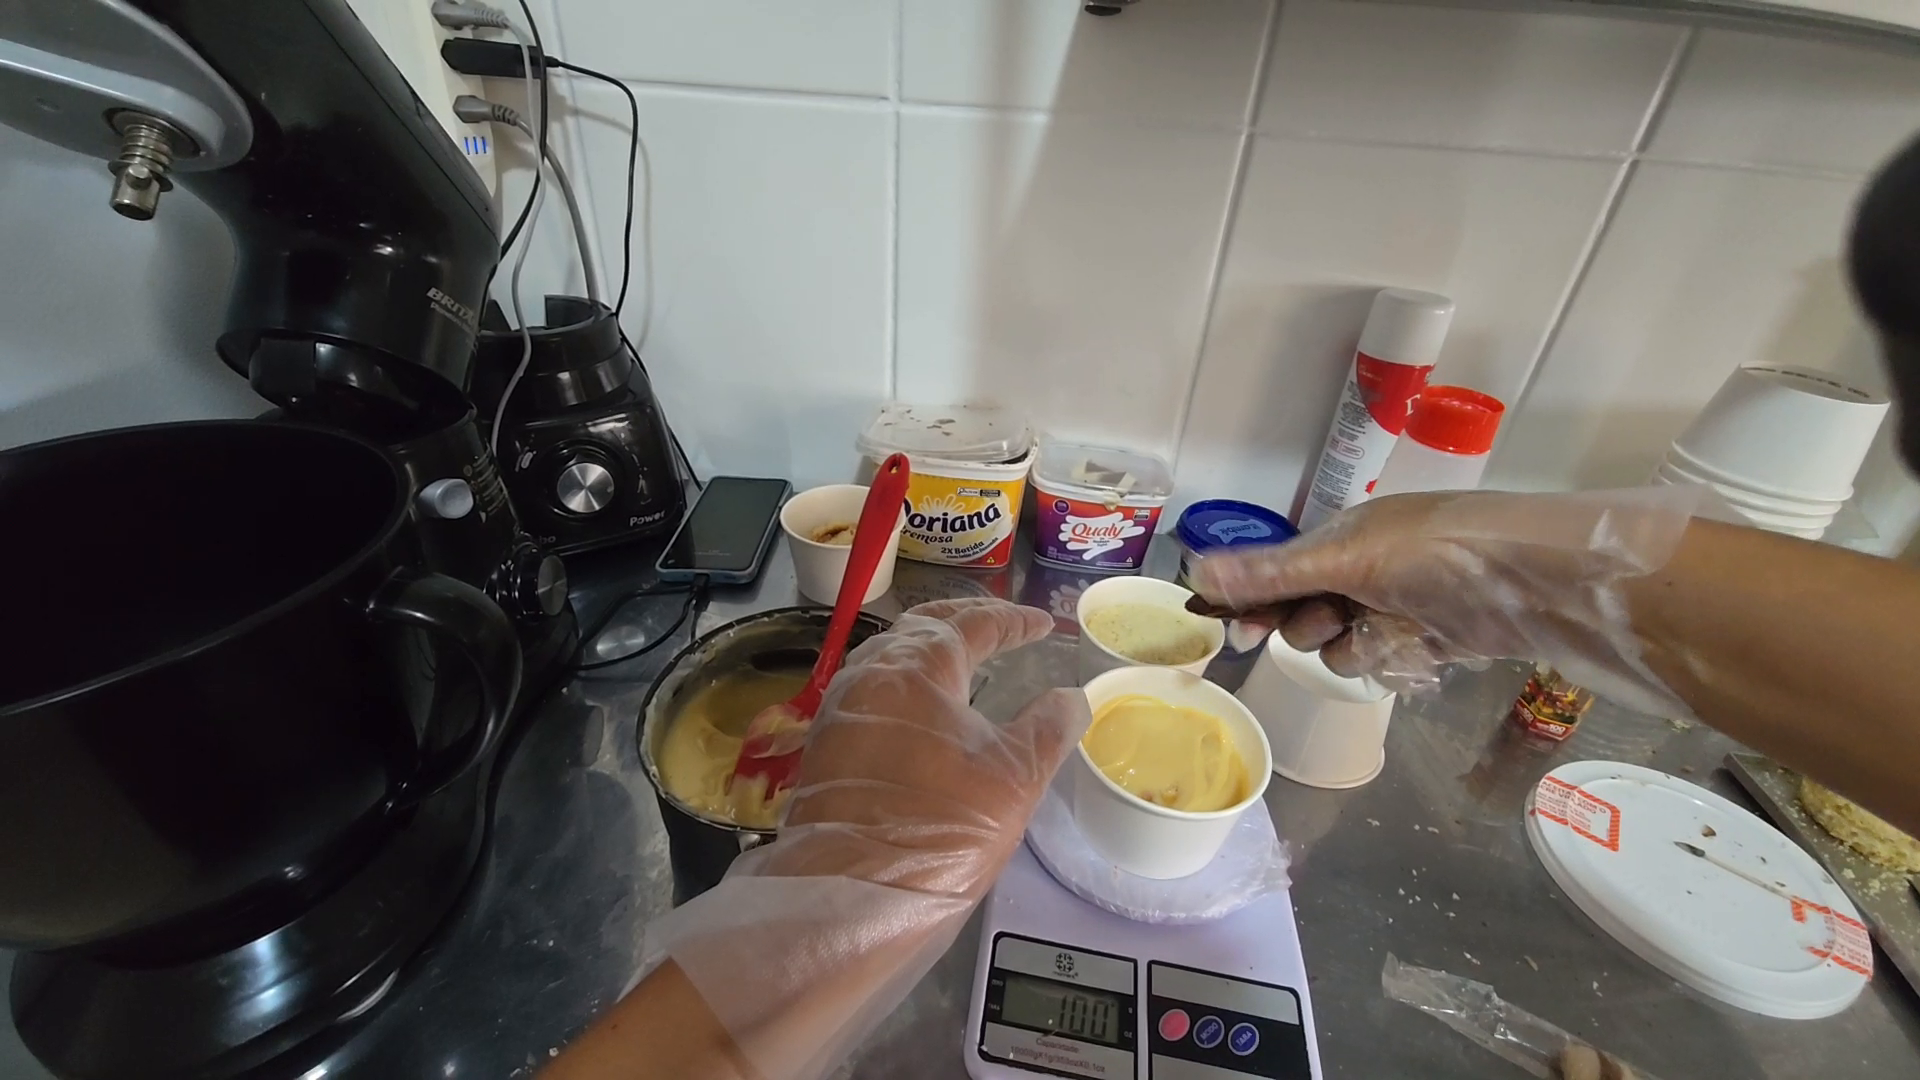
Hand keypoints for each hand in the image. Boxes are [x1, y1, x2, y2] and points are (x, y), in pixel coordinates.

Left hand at [747, 597, 1089, 894]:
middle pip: (924, 626)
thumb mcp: (1013, 778)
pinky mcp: (826, 741)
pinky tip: (922, 705)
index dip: (1012, 621)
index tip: (1043, 625)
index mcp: (917, 666)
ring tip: (966, 657)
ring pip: (891, 653)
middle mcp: (871, 671)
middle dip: (968, 620)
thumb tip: (1072, 698)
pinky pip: (873, 686)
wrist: (848, 895)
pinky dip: (907, 679)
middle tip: (1004, 627)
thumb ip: (1047, 729)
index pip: (972, 624)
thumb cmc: (938, 828)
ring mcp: (842, 705)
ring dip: (932, 647)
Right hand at [1188, 488, 1702, 714]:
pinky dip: (1389, 655)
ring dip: (1352, 643)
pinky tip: (1414, 645)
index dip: (1251, 600)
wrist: (1546, 579)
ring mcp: (1396, 602)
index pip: (1274, 573)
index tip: (1232, 629)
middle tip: (1326, 623)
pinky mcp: (1429, 635)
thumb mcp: (1346, 558)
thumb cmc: (1438, 553)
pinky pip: (1380, 657)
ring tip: (1386, 630)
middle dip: (1309, 623)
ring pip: (1339, 643)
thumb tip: (1194, 568)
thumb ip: (1270, 573)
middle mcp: (1363, 568)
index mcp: (1341, 538)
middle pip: (1302, 612)